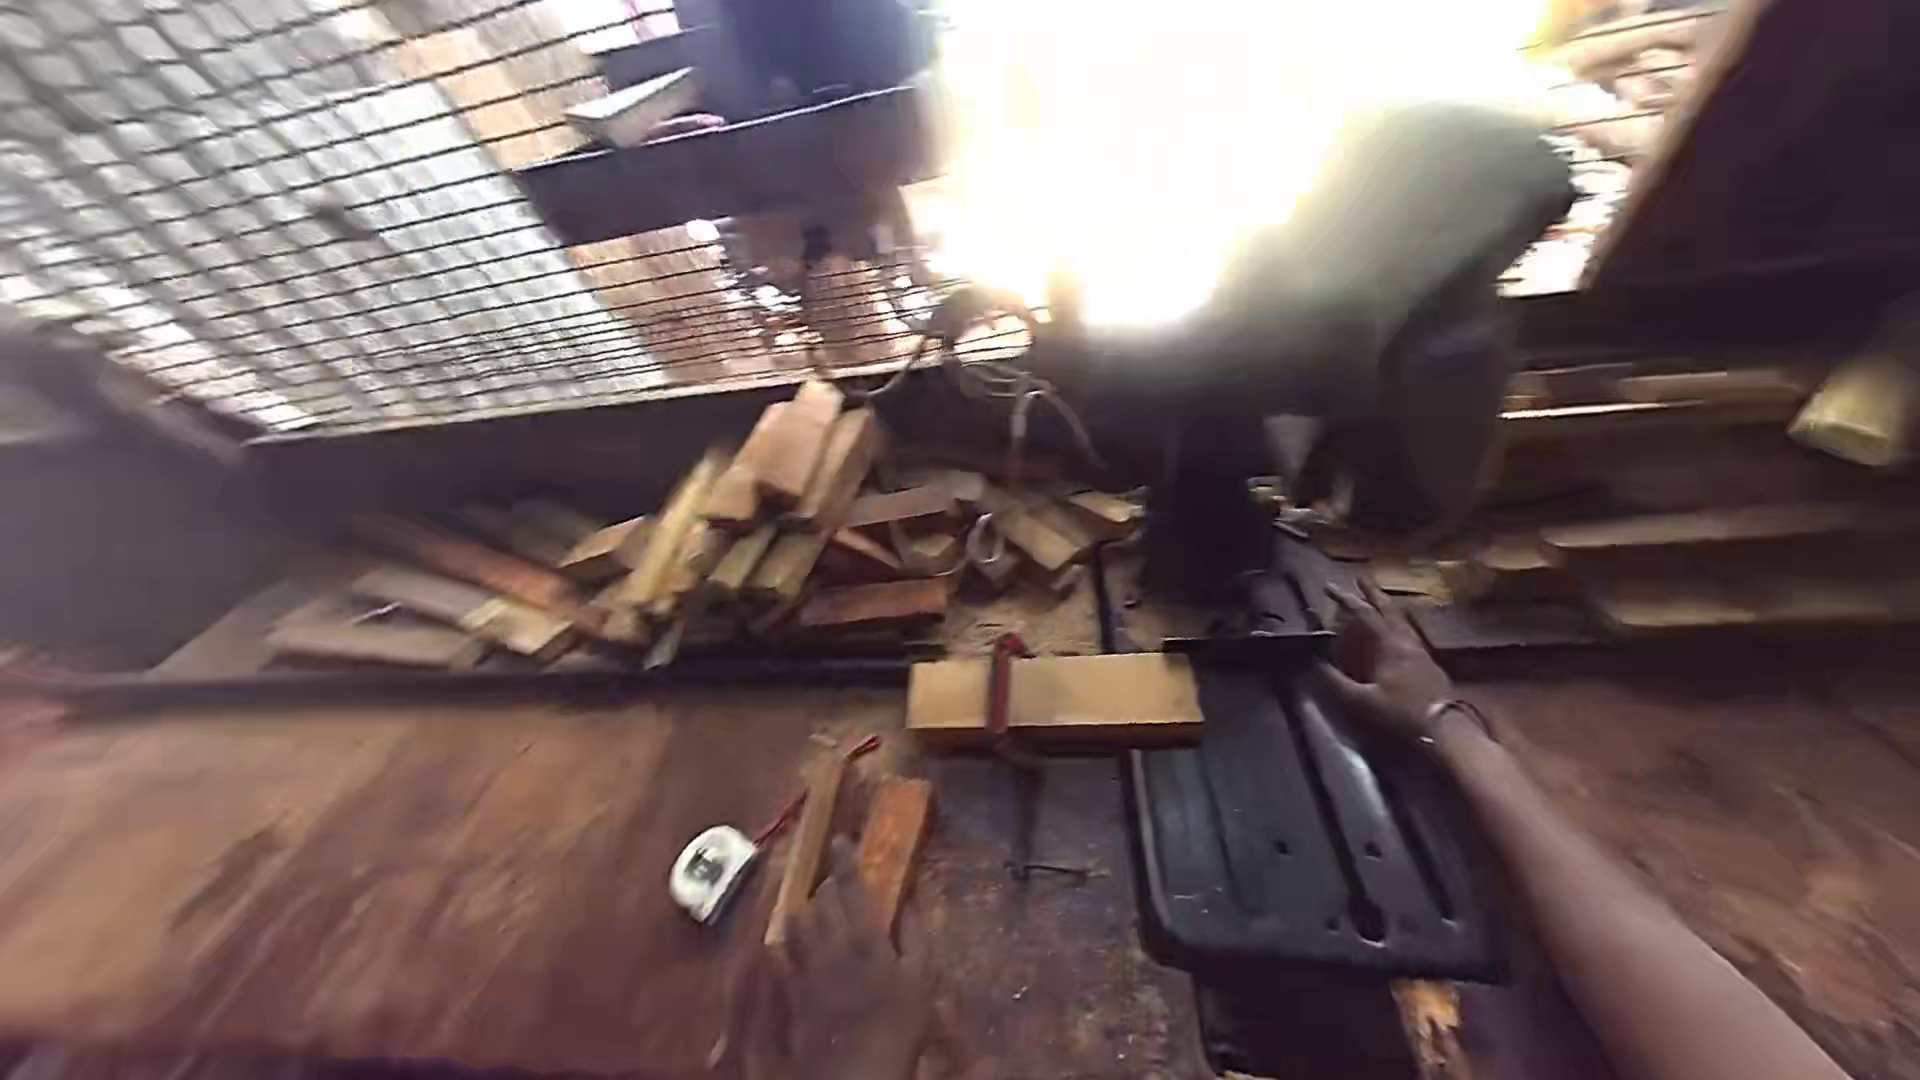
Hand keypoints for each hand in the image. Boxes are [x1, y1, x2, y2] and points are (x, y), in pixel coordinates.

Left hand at [742, 840, 932, 1079]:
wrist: (854, 1075)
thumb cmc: (895, 1027)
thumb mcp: (922, 979)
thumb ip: (916, 934)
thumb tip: (910, 899)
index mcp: (863, 935)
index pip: (851, 885)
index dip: (845, 858)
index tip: (841, 839)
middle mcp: (830, 943)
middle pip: (820, 899)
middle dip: (827, 885)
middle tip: (837, 883)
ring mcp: (806, 968)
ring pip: (796, 922)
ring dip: (806, 909)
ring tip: (816, 909)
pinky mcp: (791, 992)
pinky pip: (782, 955)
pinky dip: (788, 942)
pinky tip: (794, 945)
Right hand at [1317, 580, 1455, 741]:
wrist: (1447, 734)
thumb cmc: (1401, 714)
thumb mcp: (1360, 700)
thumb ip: (1334, 681)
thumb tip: (1310, 662)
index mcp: (1391, 647)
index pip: (1366, 615)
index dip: (1346, 599)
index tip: (1329, 586)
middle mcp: (1408, 644)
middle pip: (1390, 611)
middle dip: (1374, 594)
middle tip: (1361, 578)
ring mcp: (1422, 655)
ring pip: (1403, 623)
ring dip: (1388, 608)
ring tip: (1378, 601)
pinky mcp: (1429, 668)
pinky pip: (1410, 636)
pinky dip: (1398, 625)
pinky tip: (1396, 633)